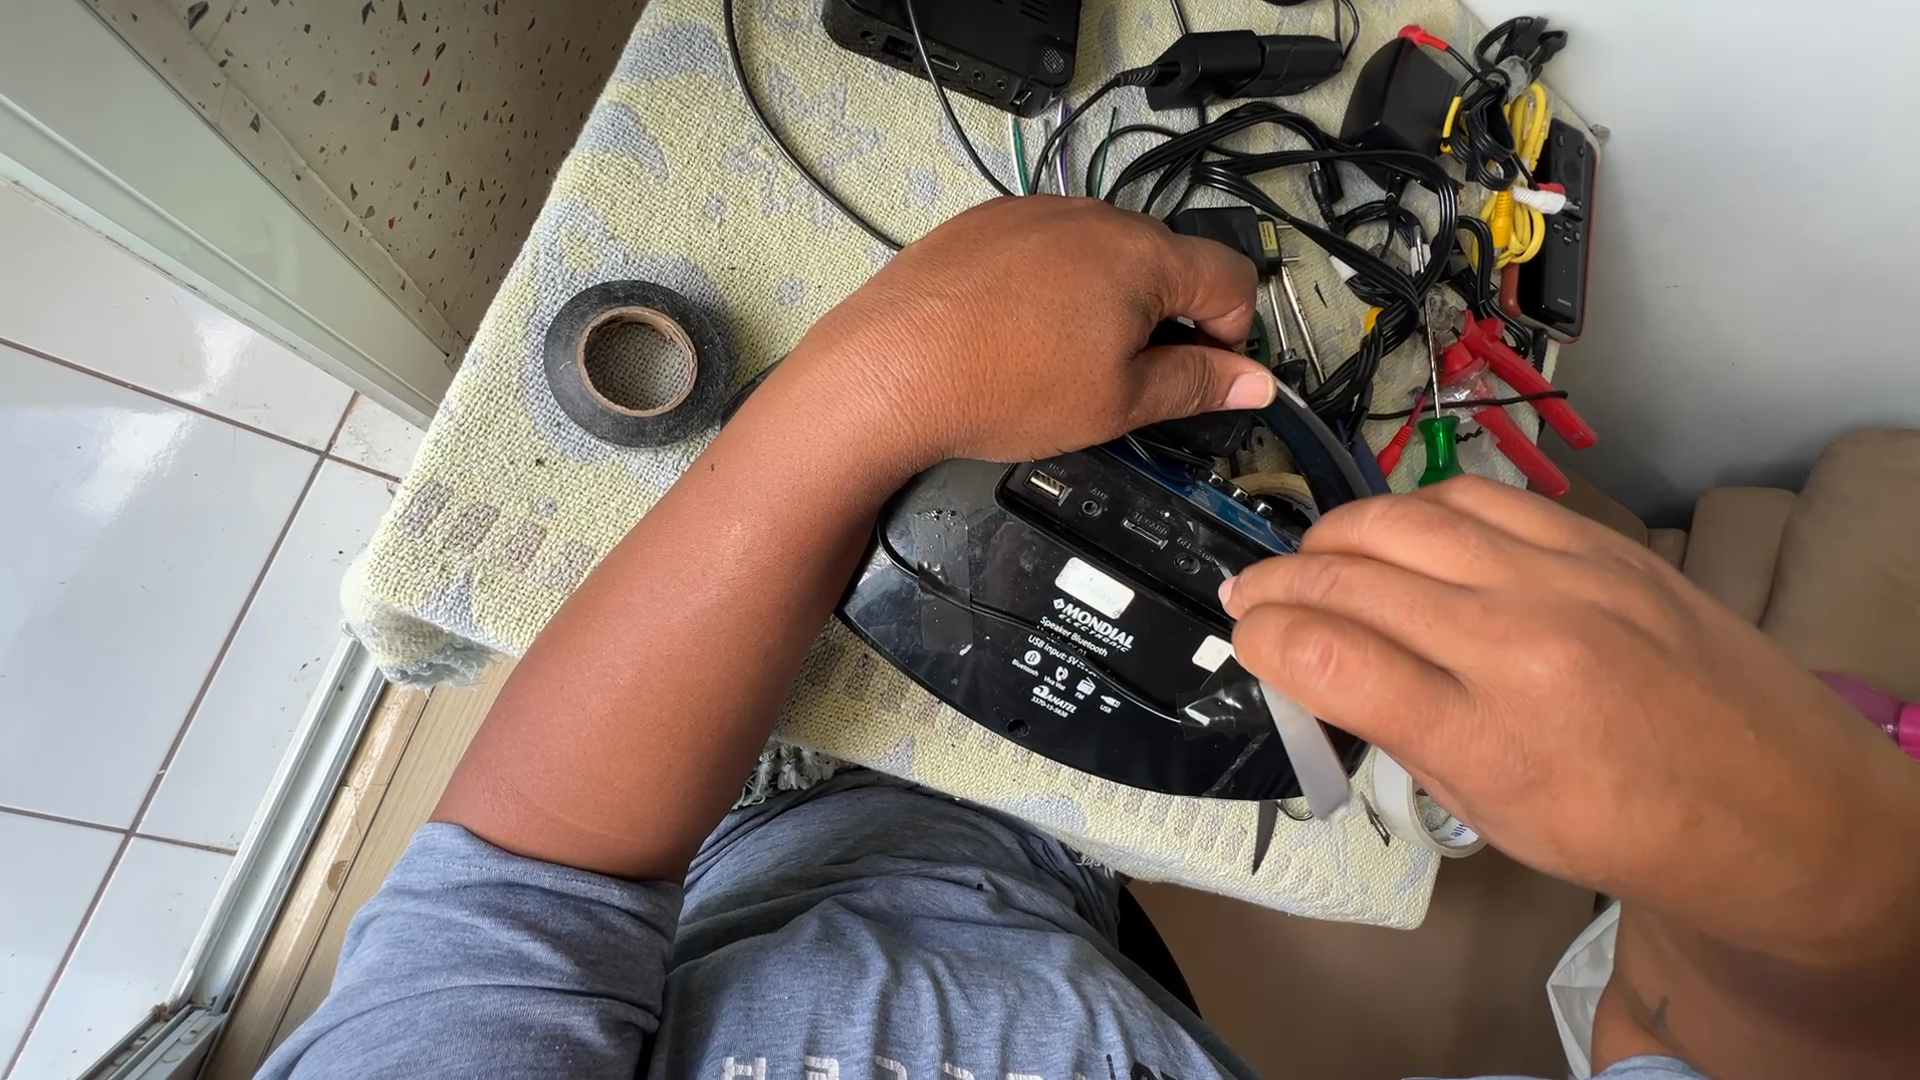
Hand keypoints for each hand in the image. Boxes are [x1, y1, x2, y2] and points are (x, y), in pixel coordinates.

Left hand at [772, 196, 1274, 467]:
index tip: (1204, 374)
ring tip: (1057, 359)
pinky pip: (1041, 250)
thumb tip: (1256, 383)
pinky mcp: (980, 224)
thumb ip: (1194, 385)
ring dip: (1103, 302)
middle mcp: (1090, 215)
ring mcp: (1029, 212)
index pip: (1230, 276)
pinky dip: (1048, 288)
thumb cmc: (1009, 390)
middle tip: (1123, 378)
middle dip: (1162, 319)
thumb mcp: (1115, 403)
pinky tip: (1013, 332)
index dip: (1232, 333)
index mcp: (1141, 254)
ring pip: (1099, 255)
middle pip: (1162, 262)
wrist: (889, 371)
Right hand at [1220, 477, 1919, 966]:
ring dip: (1324, 541)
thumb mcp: (1481, 811)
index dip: (1260, 639)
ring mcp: (1563, 579)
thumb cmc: (1615, 830)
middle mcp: (1520, 645)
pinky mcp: (1594, 543)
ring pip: (1391, 521)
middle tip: (1252, 597)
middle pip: (1342, 579)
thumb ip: (1384, 725)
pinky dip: (1402, 515)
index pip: (1324, 658)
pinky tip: (1393, 540)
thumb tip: (1308, 659)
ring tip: (1312, 564)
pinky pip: (1463, 496)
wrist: (1787, 808)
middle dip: (1271, 586)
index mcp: (1487, 740)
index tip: (1248, 640)